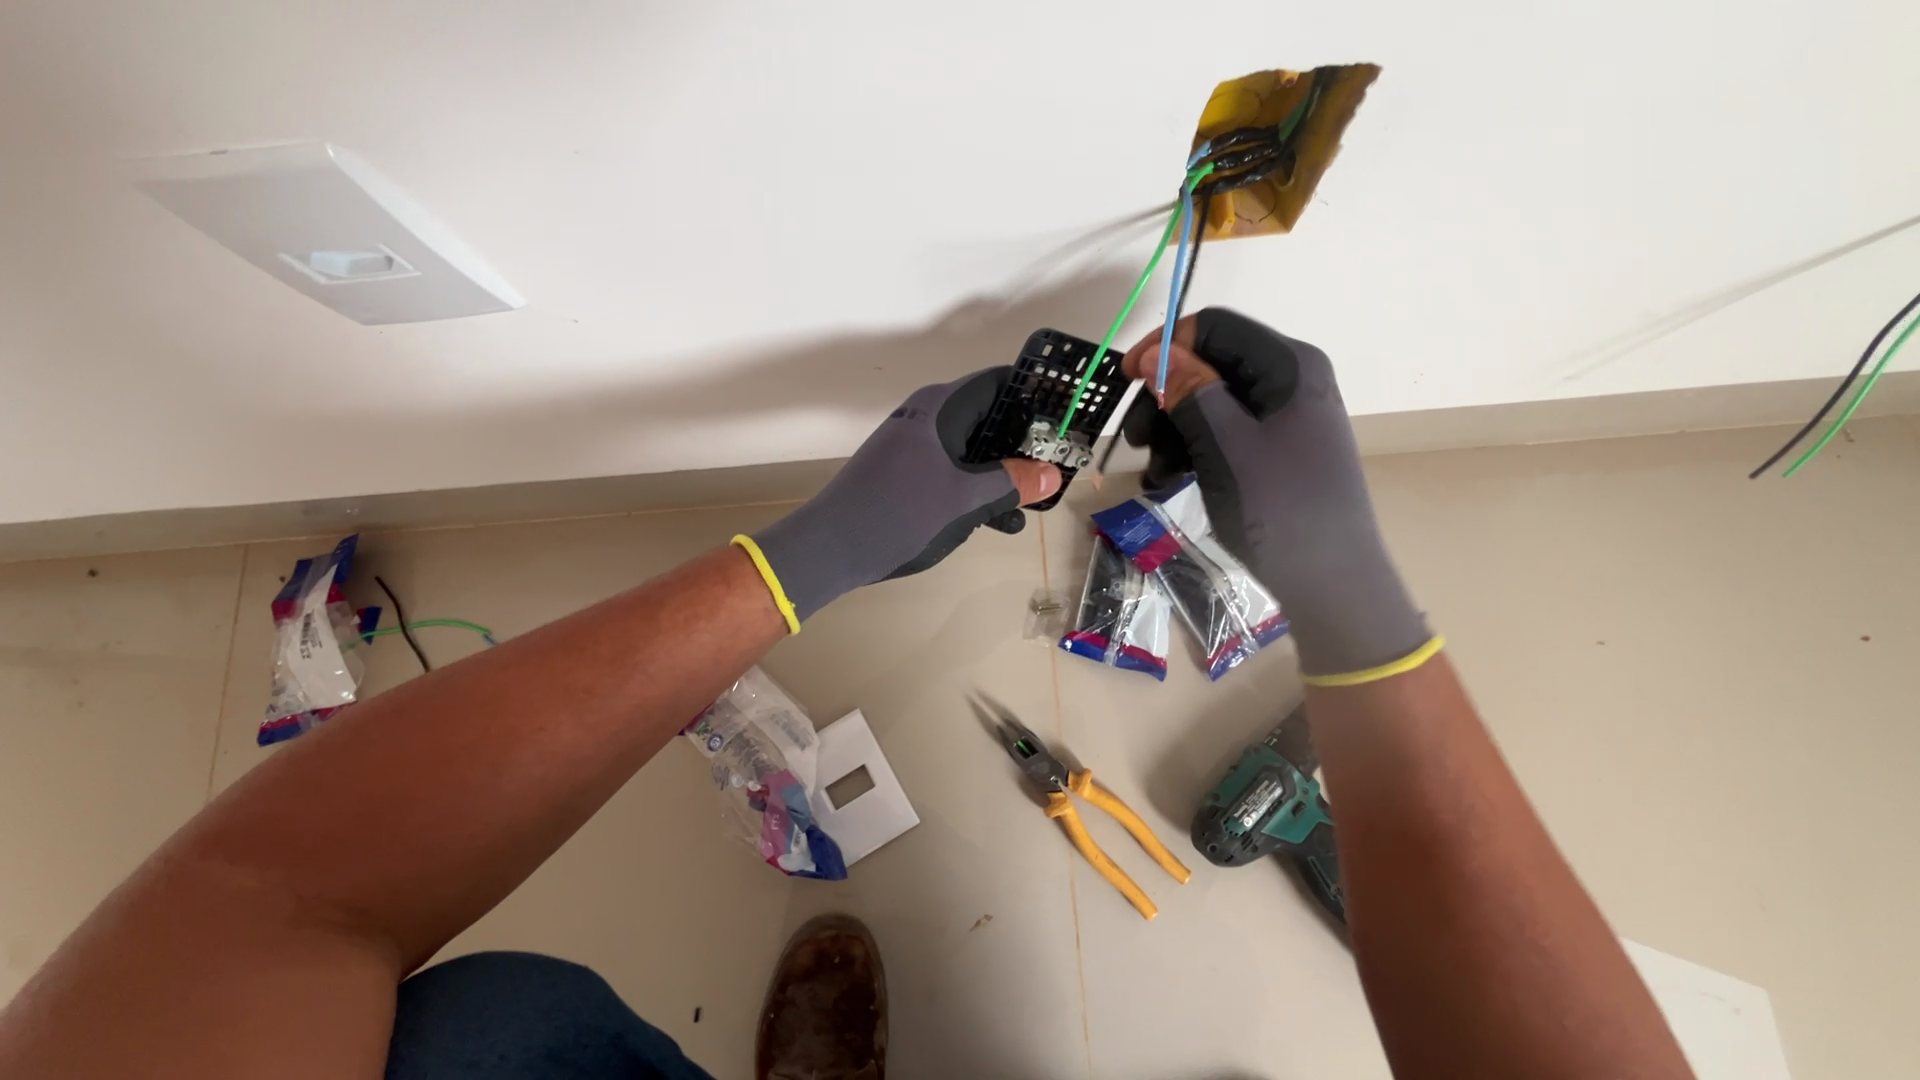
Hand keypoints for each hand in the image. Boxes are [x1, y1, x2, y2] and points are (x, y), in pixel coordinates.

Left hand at [743, 368, 1060, 629]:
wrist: (829, 548)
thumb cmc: (898, 513)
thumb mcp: (963, 500)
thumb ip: (1011, 482)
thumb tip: (1051, 472)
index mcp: (938, 408)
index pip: (997, 384)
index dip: (1034, 397)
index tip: (1065, 417)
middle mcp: (925, 418)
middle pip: (987, 418)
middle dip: (1023, 442)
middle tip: (1057, 464)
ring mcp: (912, 448)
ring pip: (970, 451)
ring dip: (1002, 473)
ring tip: (1035, 501)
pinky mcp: (904, 476)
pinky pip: (952, 473)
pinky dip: (976, 489)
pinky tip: (1001, 520)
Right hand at [1122, 309, 1432, 681]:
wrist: (1331, 582)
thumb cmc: (1279, 508)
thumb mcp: (1225, 447)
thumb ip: (1190, 392)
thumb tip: (1153, 353)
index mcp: (1288, 366)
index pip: (1214, 327)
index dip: (1164, 345)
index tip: (1126, 380)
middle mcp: (1290, 380)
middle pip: (1211, 364)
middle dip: (1166, 397)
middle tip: (1135, 439)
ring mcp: (1285, 416)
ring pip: (1212, 401)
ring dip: (1174, 430)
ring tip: (1156, 471)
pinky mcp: (1278, 448)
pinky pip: (1226, 431)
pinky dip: (1194, 449)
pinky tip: (1172, 480)